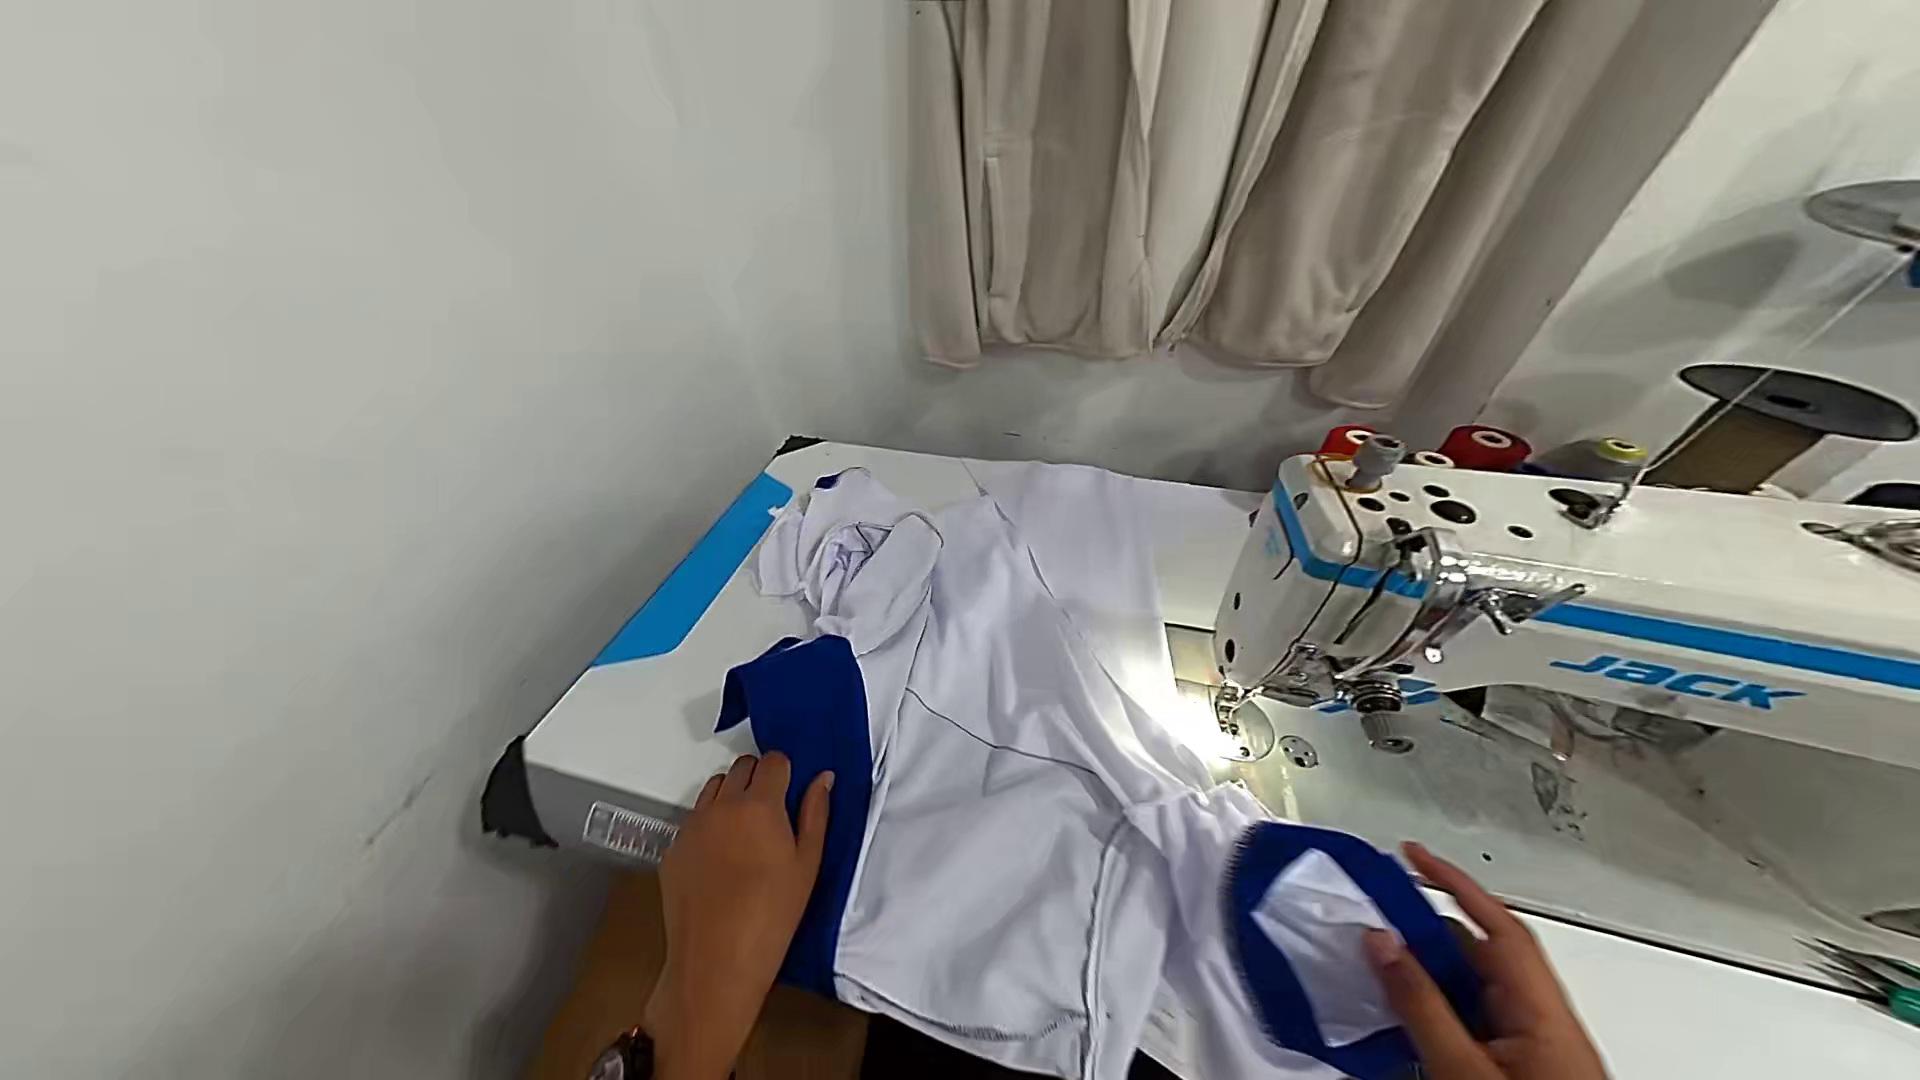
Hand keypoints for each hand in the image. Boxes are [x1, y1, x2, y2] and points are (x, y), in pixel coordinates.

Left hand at [644, 753, 831, 1079]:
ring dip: (731, 794)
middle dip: (758, 778)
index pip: (773, 760)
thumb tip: (823, 777)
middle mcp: (722, 805)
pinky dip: (709, 822)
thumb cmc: (773, 914)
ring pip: (714, 786)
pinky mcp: (672, 849)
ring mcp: (692, 826)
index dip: (785, 772)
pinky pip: (694, 818)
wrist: (716, 964)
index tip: (789, 794)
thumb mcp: (807, 863)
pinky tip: (719, 857)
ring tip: (743, 830)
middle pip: (741, 765)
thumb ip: (816, 812)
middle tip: (770, 812)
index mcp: (759, 805)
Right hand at [1364, 842, 1609, 1079]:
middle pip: (1476, 952)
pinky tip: (1395, 1008)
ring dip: (1419, 966)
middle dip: (1422, 926)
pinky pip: (1462, 1014)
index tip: (1413, 852)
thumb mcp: (1464, 1072)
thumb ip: (1419, 1001)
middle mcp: (1539, 1025)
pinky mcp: (1510, 1068)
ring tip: (1374, 959)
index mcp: (1544, 1017)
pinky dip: (1425, 1000)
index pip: (1500, 927)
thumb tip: (1381, 938)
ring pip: (1466, 985)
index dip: (1455, 881)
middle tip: (1374, 909)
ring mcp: (1526, 1049)